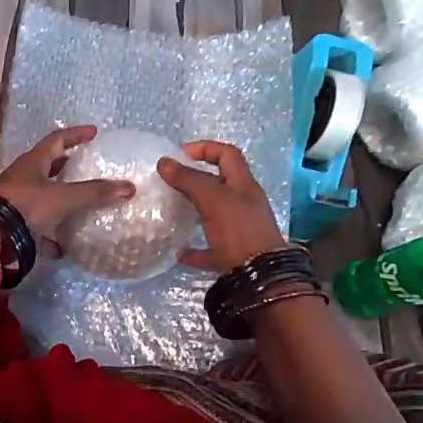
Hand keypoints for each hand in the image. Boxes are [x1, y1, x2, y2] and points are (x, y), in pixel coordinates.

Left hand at [0, 126, 134, 245]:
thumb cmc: (26, 205)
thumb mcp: (63, 197)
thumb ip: (94, 193)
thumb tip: (129, 188)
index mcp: (34, 162)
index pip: (58, 139)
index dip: (76, 135)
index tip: (94, 133)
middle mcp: (23, 177)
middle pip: (48, 167)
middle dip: (68, 167)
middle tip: (87, 168)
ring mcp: (16, 201)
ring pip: (42, 196)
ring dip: (60, 201)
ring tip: (80, 207)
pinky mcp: (13, 224)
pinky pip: (36, 226)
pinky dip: (50, 235)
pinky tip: (63, 248)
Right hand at [157, 141, 287, 272]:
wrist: (258, 274)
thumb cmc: (238, 230)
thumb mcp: (212, 199)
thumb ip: (188, 179)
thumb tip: (164, 162)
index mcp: (242, 185)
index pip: (227, 154)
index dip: (205, 148)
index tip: (181, 153)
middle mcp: (243, 203)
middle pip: (220, 183)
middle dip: (197, 179)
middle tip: (172, 181)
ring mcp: (239, 229)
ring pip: (215, 214)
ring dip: (195, 211)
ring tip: (173, 211)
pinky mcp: (232, 254)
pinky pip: (210, 248)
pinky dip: (194, 249)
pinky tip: (178, 252)